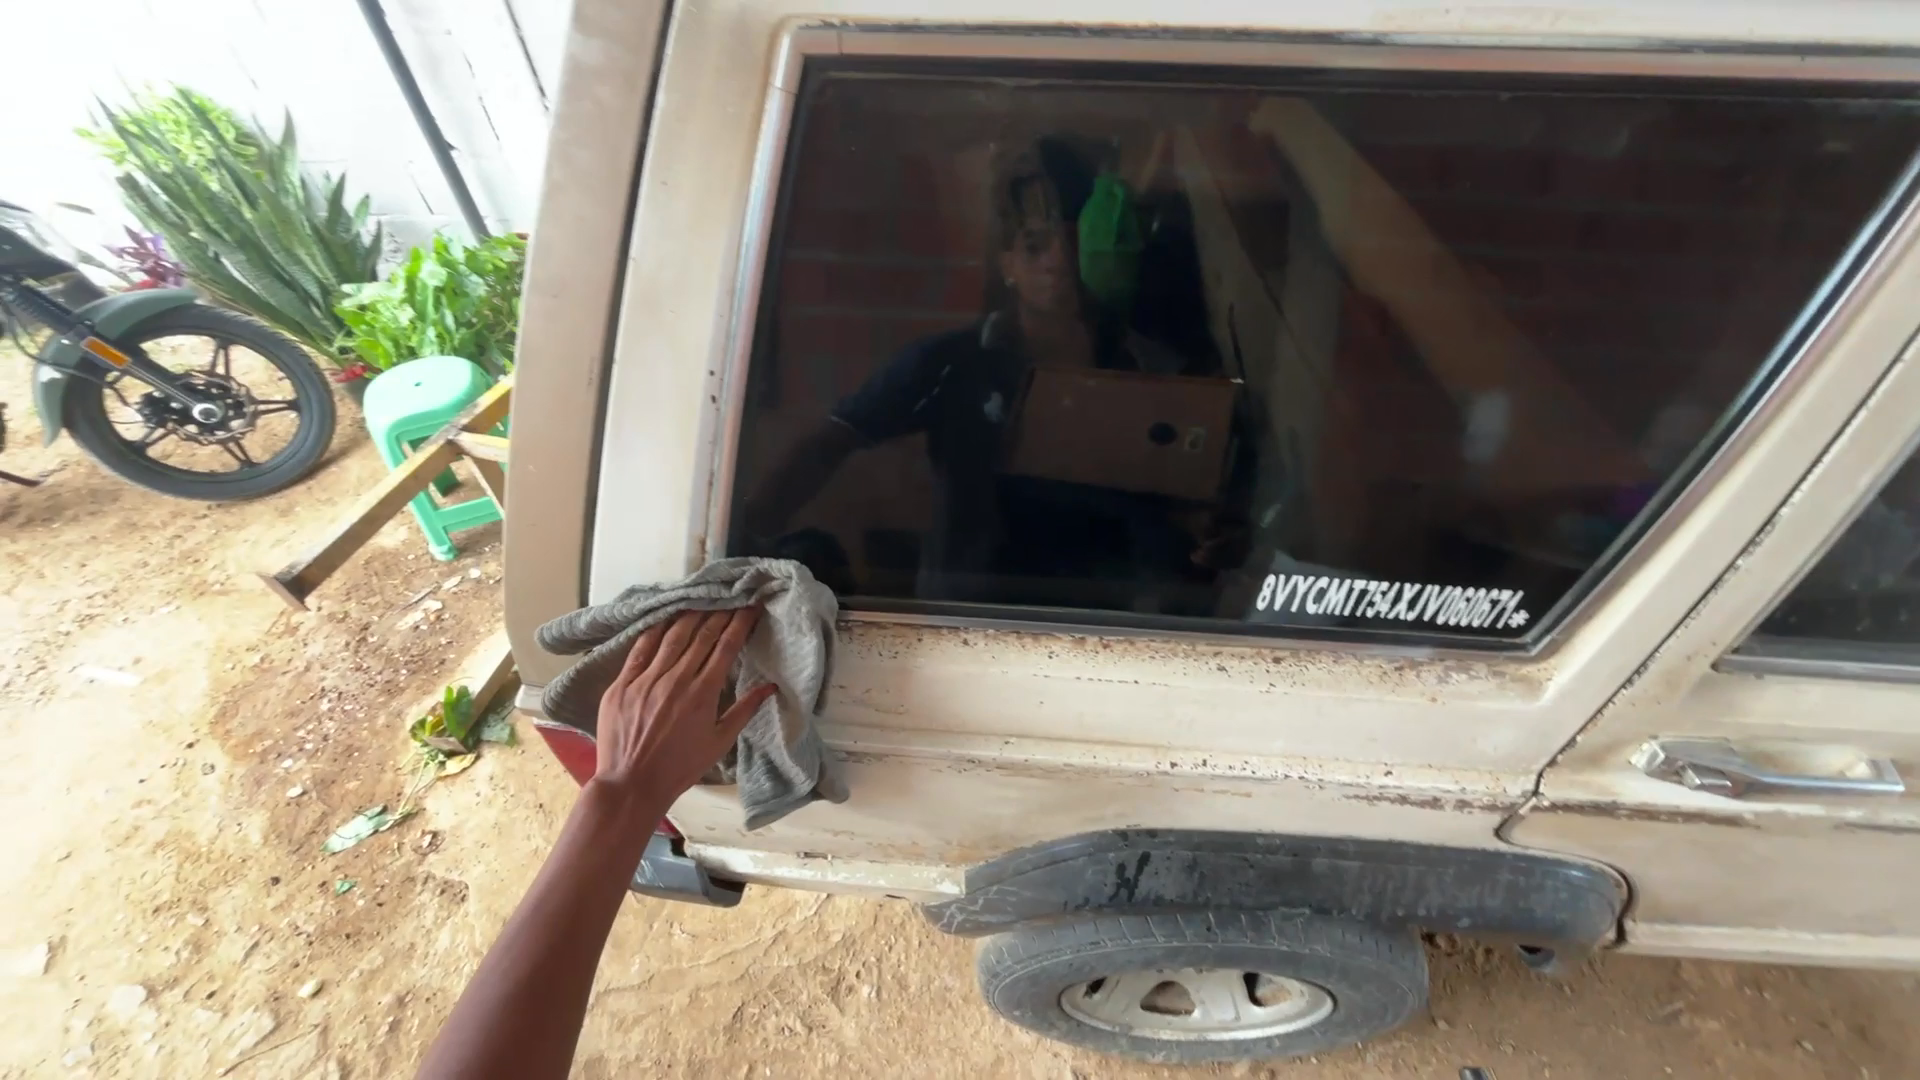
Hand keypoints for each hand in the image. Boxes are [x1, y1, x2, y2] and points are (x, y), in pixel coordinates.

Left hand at [592, 608, 776, 804]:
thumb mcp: (720, 741)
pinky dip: (654, 631)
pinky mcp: (622, 684)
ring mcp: (646, 680)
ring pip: (672, 636)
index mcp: (703, 693)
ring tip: (703, 601)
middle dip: (720, 613)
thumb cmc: (681, 766)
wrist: (631, 784)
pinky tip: (664, 619)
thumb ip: (745, 710)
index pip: (726, 646)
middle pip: (702, 635)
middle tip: (730, 598)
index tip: (750, 607)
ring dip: (690, 615)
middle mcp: (676, 680)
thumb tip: (771, 687)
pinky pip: (640, 649)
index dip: (740, 622)